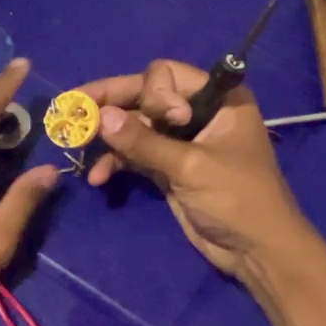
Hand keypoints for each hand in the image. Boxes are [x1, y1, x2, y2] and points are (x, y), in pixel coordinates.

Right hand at [80, 59, 313, 281]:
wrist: (254, 249)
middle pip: (143, 97)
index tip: (170, 123)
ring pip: (134, 126)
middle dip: (110, 107)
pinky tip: (99, 177)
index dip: (153, 94)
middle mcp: (197, 112)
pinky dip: (116, 162)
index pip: (166, 75)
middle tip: (71, 108)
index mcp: (218, 98)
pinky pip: (134, 154)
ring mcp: (180, 141)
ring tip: (78, 148)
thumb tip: (100, 116)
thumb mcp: (190, 166)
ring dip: (109, 140)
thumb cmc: (237, 199)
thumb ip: (143, 141)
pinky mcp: (168, 167)